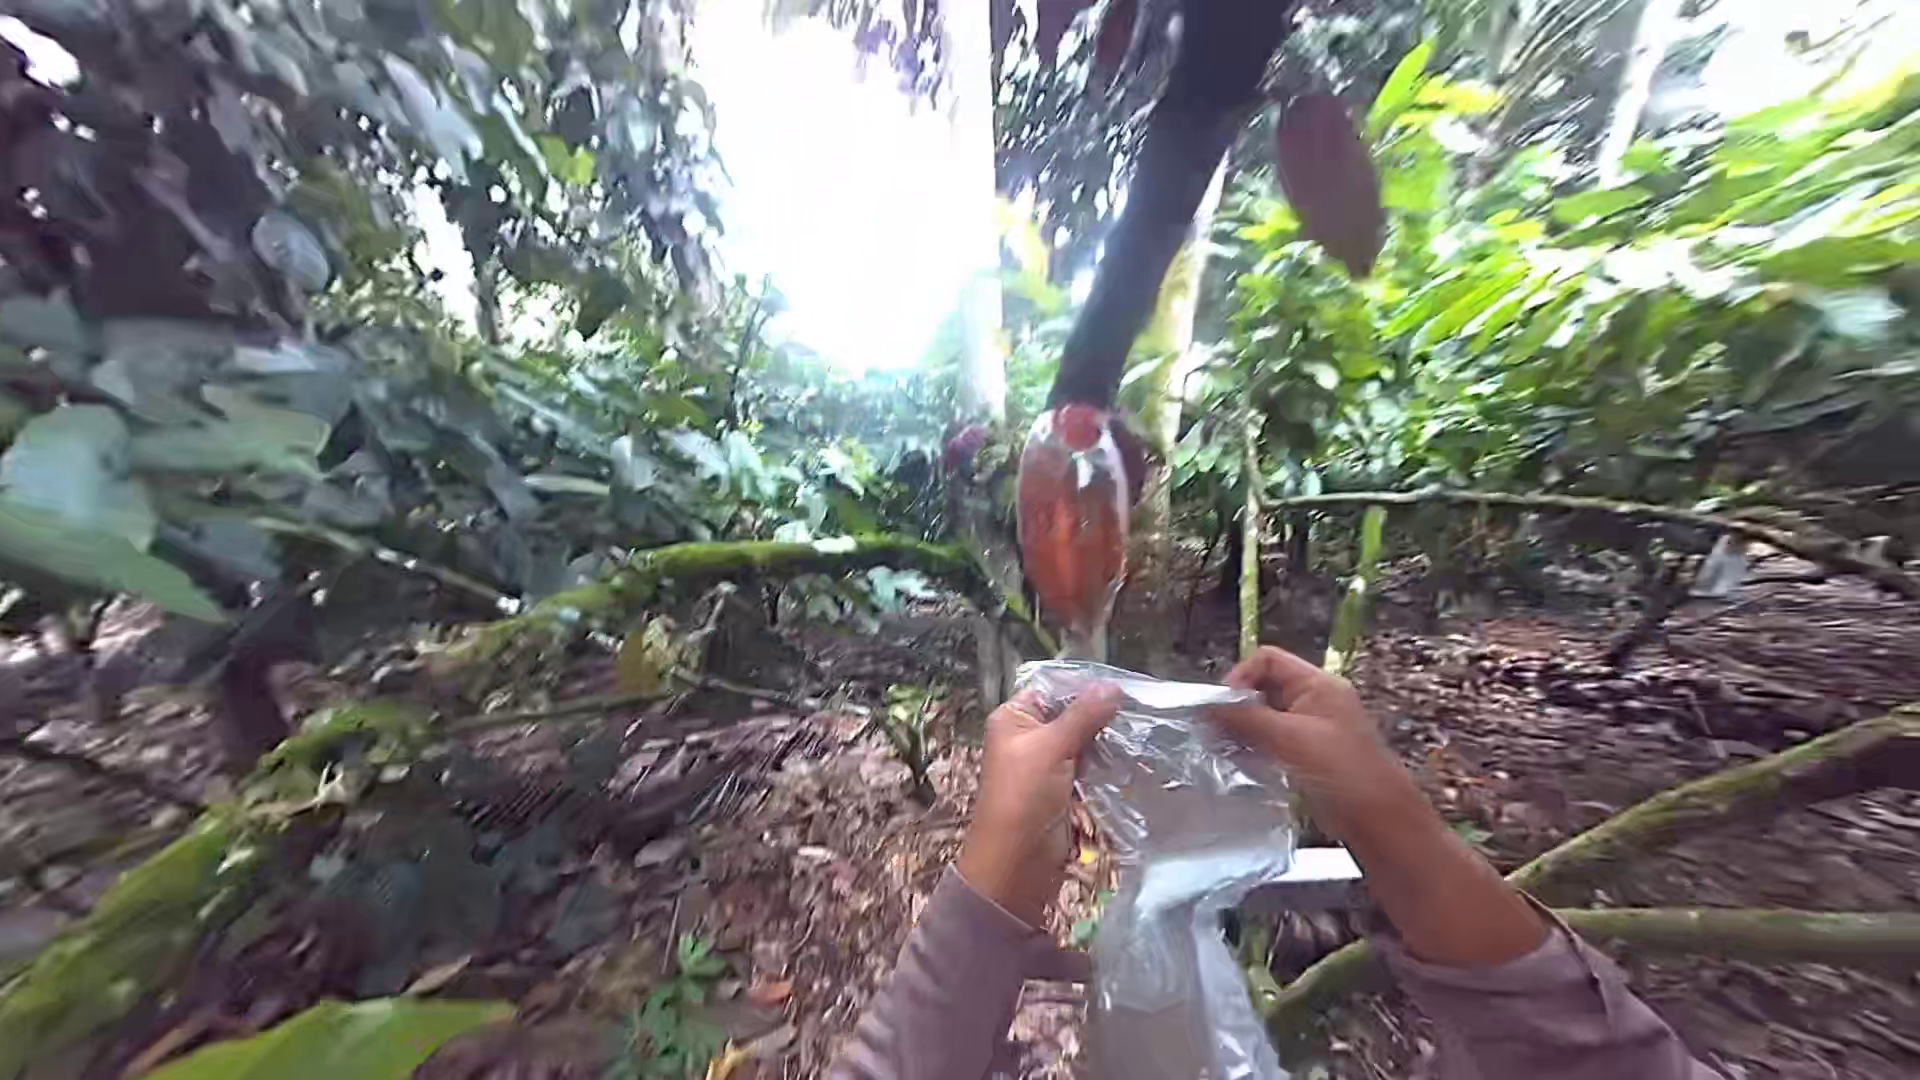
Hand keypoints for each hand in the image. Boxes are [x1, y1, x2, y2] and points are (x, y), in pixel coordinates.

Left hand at [957, 684, 1120, 926]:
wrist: (1015, 864)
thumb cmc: (1024, 796)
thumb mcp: (1051, 748)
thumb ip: (1083, 716)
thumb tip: (1113, 686)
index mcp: (1014, 717)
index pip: (1052, 688)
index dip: (1084, 686)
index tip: (1124, 684)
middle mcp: (1028, 735)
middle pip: (1069, 713)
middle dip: (1101, 712)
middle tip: (1141, 707)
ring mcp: (1046, 762)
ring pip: (1082, 740)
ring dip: (1107, 738)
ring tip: (1143, 728)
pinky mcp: (1063, 787)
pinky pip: (1088, 765)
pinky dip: (1106, 761)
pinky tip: (1133, 754)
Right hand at [1210, 645, 1429, 847]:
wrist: (1384, 825)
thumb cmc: (1341, 772)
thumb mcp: (1288, 738)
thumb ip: (1244, 718)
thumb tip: (1205, 707)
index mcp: (1317, 685)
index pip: (1267, 660)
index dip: (1240, 675)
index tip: (1222, 704)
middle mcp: (1315, 700)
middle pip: (1264, 686)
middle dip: (1237, 704)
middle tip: (1216, 727)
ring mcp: (1313, 727)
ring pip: (1265, 714)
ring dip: (1242, 726)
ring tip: (1223, 745)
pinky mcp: (1309, 754)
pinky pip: (1272, 738)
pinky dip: (1253, 744)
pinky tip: (1239, 759)